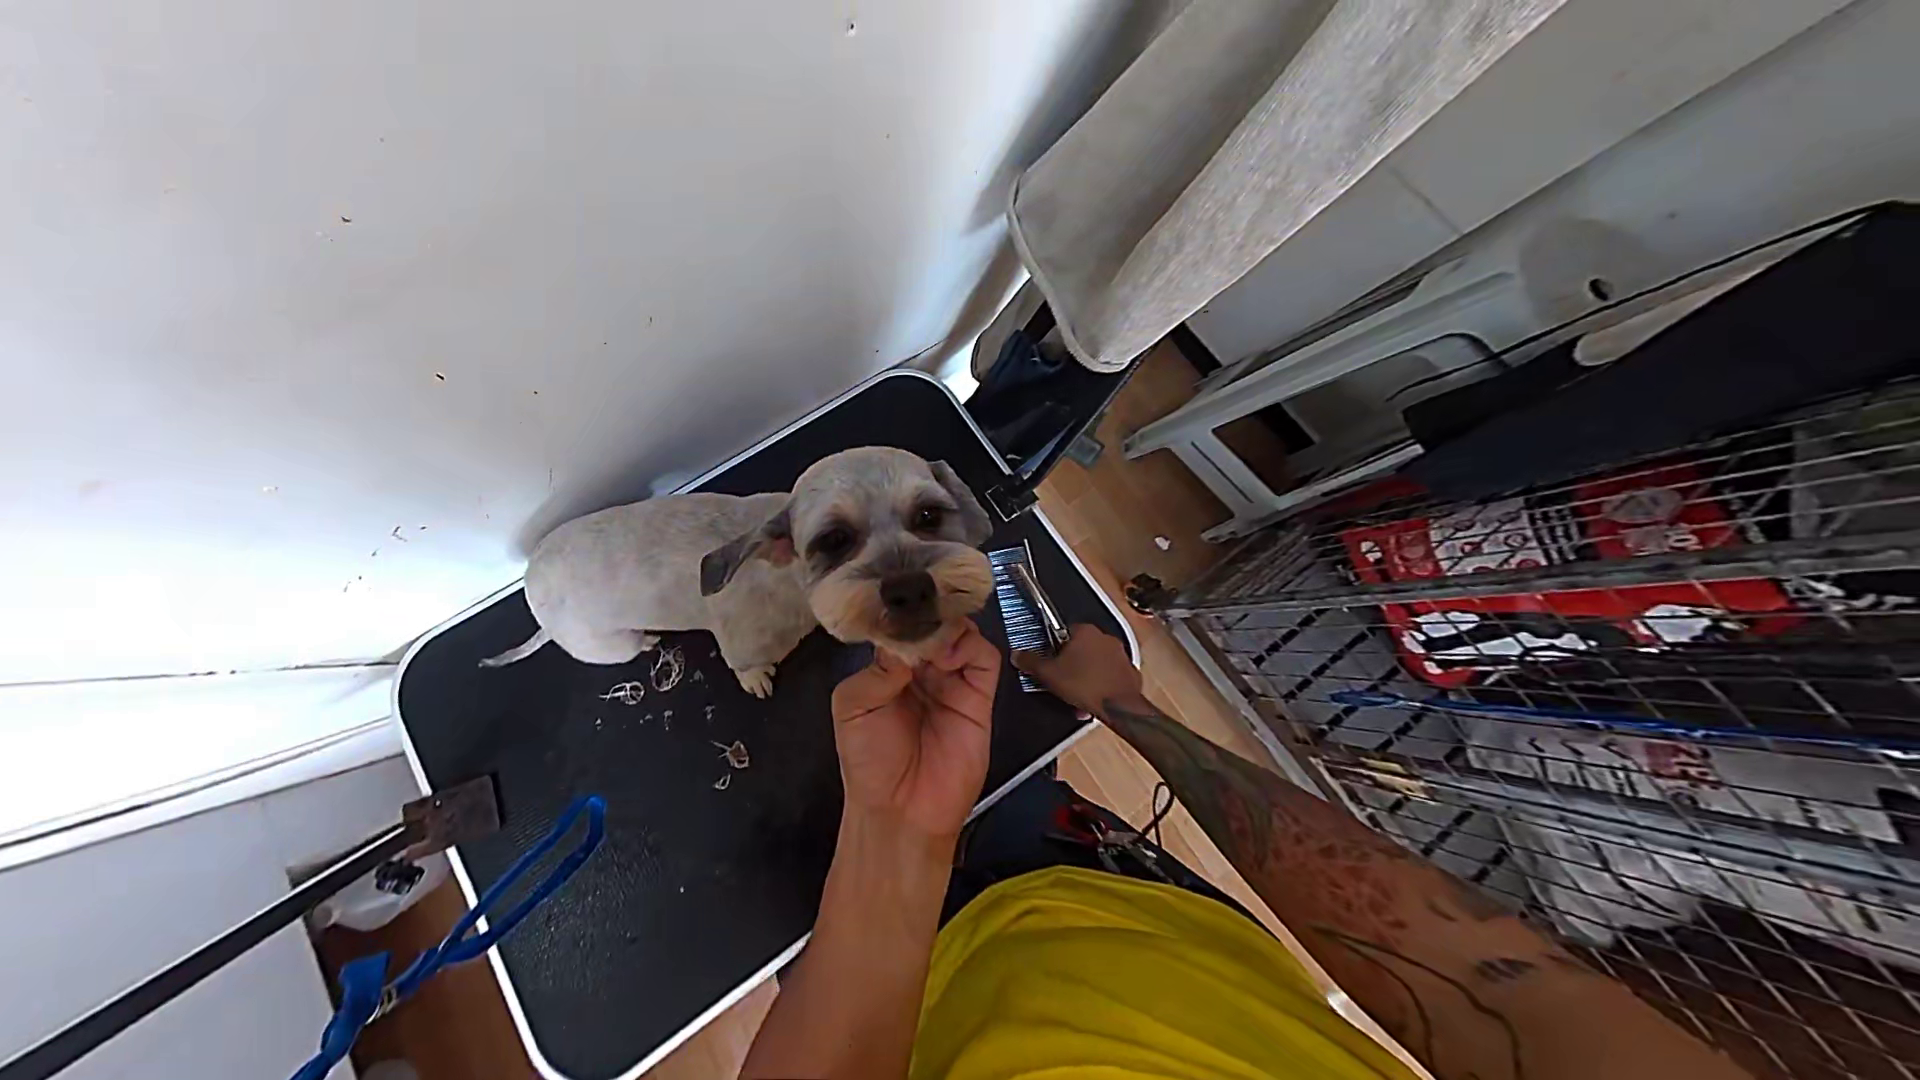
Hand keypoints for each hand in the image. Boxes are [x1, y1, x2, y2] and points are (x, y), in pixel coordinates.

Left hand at [830, 619, 999, 840]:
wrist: (902, 811)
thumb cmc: (869, 760)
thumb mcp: (853, 707)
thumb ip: (878, 668)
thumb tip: (905, 638)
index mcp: (890, 666)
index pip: (902, 624)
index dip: (901, 611)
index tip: (899, 600)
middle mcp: (923, 668)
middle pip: (935, 623)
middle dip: (929, 614)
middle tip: (921, 616)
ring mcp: (953, 680)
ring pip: (961, 633)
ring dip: (949, 628)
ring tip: (933, 644)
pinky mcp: (979, 696)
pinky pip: (984, 658)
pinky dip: (971, 647)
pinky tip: (950, 658)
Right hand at [1011, 624, 1141, 716]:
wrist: (1119, 707)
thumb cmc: (1084, 685)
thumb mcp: (1048, 674)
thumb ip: (1030, 661)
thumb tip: (1017, 655)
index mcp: (1085, 631)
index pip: (1064, 631)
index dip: (1054, 648)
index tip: (1050, 662)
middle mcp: (1105, 638)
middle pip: (1081, 648)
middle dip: (1071, 665)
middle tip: (1061, 681)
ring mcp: (1121, 655)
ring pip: (1095, 663)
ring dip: (1085, 676)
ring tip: (1076, 696)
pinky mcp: (1130, 672)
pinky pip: (1110, 675)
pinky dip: (1101, 685)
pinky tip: (1092, 700)